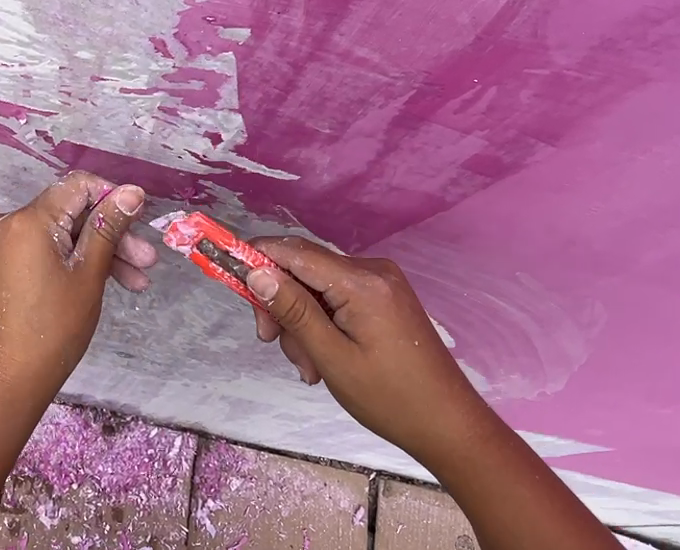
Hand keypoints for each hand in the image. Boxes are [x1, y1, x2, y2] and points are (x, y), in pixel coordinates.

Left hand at [0, 172, 150, 407]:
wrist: (8, 381)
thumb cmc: (54, 328)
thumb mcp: (89, 274)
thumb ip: (110, 226)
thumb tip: (133, 191)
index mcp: (29, 219)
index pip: (78, 186)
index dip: (113, 198)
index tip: (141, 221)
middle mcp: (11, 222)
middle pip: (72, 211)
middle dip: (111, 232)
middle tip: (146, 261)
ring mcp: (4, 243)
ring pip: (62, 233)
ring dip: (98, 251)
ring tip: (136, 281)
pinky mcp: (5, 263)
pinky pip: (46, 248)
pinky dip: (74, 260)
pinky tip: (106, 281)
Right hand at [245, 236, 482, 463]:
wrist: (451, 428)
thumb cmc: (391, 399)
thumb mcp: (332, 358)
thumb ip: (293, 311)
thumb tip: (255, 272)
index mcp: (362, 281)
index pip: (294, 251)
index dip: (256, 256)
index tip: (228, 273)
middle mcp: (372, 270)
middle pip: (303, 268)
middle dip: (281, 303)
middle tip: (271, 343)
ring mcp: (381, 282)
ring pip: (316, 286)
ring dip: (301, 320)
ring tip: (309, 367)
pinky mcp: (384, 297)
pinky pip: (336, 296)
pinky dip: (321, 322)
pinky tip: (324, 357)